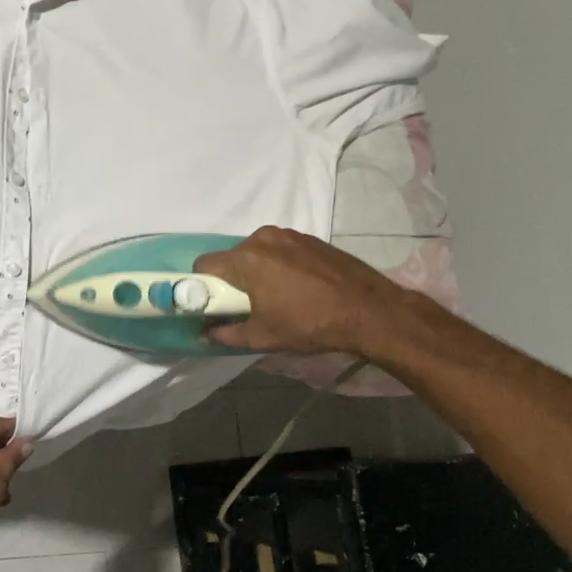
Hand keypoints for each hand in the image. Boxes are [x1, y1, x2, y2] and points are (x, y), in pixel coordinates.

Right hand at [194, 225, 412, 355]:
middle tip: (246, 306)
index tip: (215, 304)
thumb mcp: (262, 336)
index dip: (203, 285)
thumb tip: (204, 334)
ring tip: (275, 298)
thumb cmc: (309, 324)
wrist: (369, 310)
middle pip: (231, 257)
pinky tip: (296, 288)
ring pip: (256, 253)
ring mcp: (289, 235)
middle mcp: (263, 238)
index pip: (204, 264)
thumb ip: (224, 334)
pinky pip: (279, 250)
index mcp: (246, 259)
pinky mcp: (309, 239)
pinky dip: (278, 266)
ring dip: (256, 272)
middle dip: (231, 280)